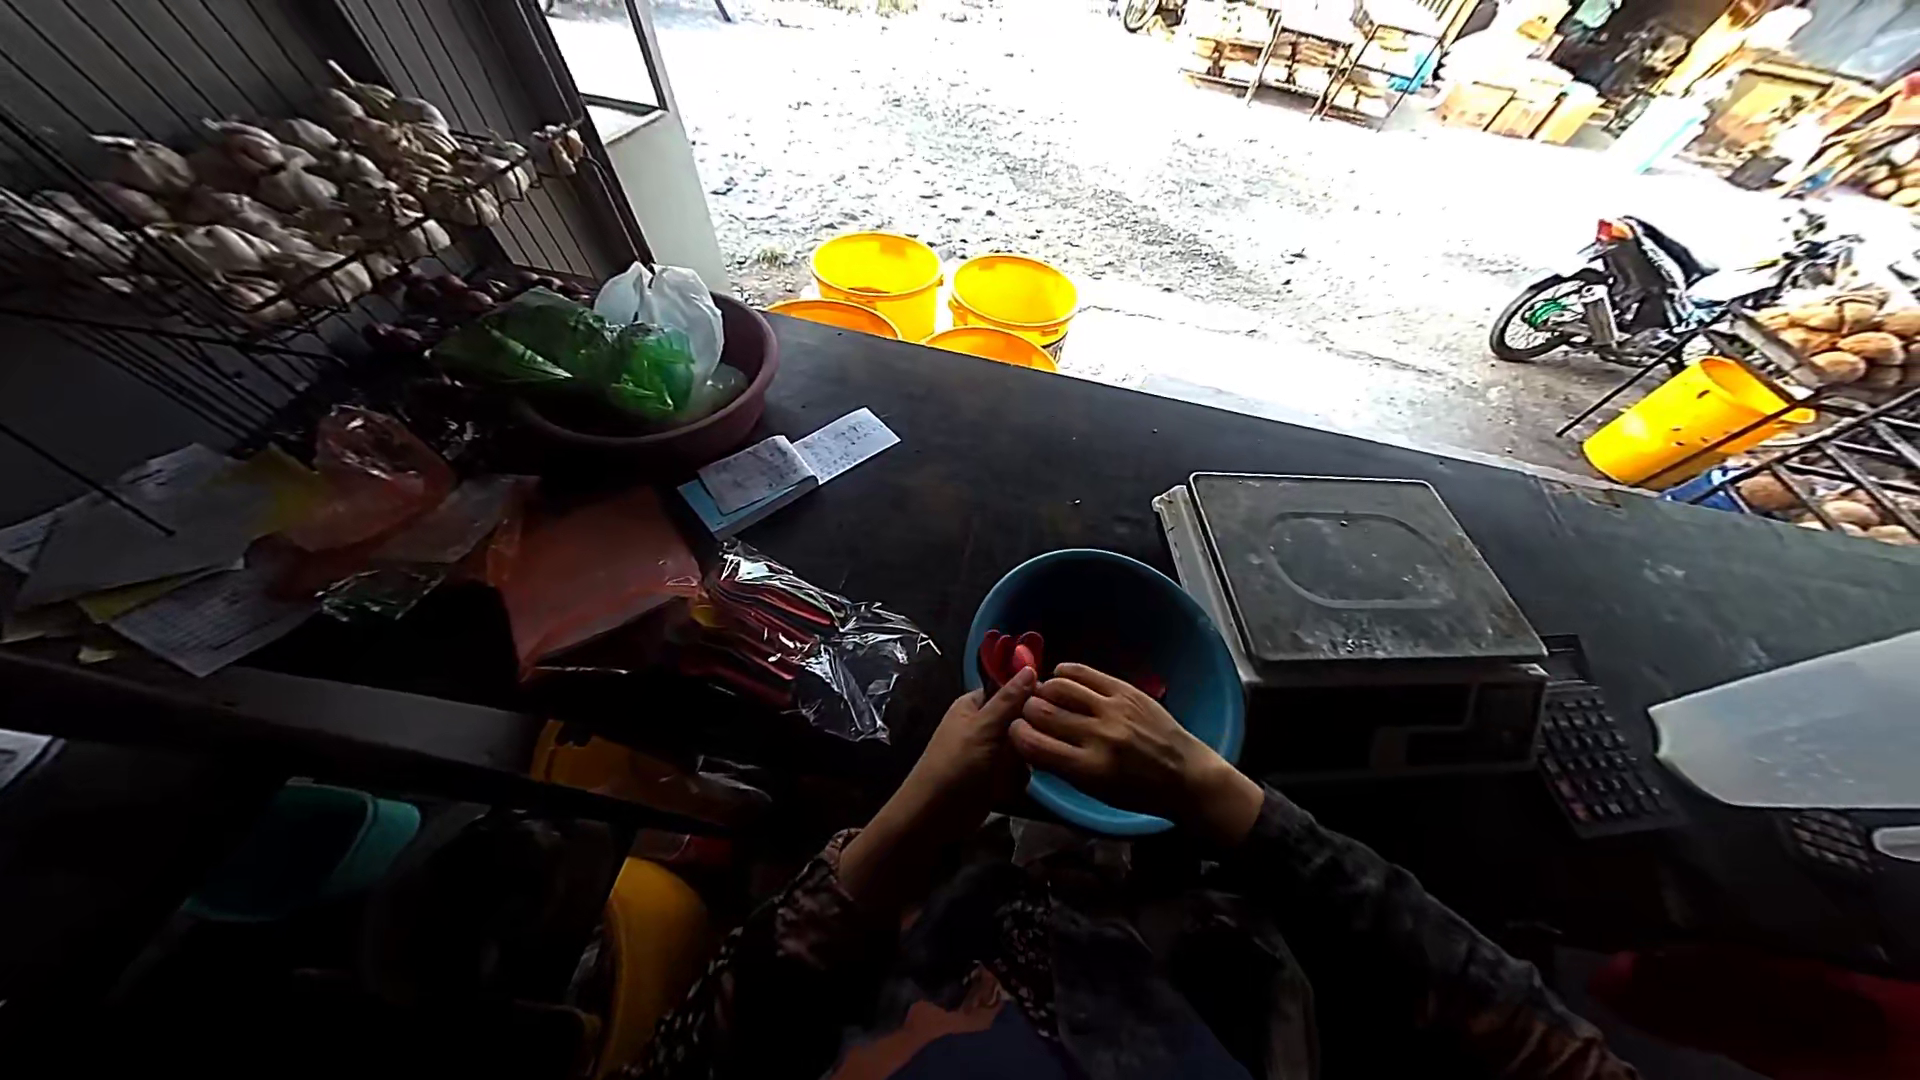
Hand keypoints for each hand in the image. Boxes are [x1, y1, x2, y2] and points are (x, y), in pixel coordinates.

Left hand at [893, 667, 1037, 830]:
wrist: (935, 816)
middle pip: (1020, 719)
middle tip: (1026, 745)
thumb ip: (1009, 699)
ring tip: (1014, 769)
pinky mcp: (996, 776)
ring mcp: (990, 752)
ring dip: (1022, 760)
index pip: (1009, 689)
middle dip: (1026, 734)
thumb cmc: (955, 764)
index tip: (1050, 703)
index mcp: (974, 704)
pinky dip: (1017, 778)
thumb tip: (1030, 666)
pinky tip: (1012, 786)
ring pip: (1023, 746)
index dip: (1029, 694)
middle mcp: (984, 724)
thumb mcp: (983, 727)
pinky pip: (1019, 770)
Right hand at [1010, 663, 1262, 845]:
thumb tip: (1028, 738)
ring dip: (1043, 690)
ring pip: (1058, 687)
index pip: (1033, 743)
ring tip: (1044, 696)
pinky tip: (1060, 679)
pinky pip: (1083, 672)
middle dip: (1026, 710)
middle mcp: (1098, 736)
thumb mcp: (1095, 791)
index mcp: (1089, 769)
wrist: (1185, 774)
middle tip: (1027, 712)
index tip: (1015, 732)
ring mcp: (1113, 709)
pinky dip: (1064, 673)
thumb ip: (1060, 764)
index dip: (1015, 734)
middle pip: (1041, 711)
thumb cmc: (1136, 791)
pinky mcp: (1125, 689)